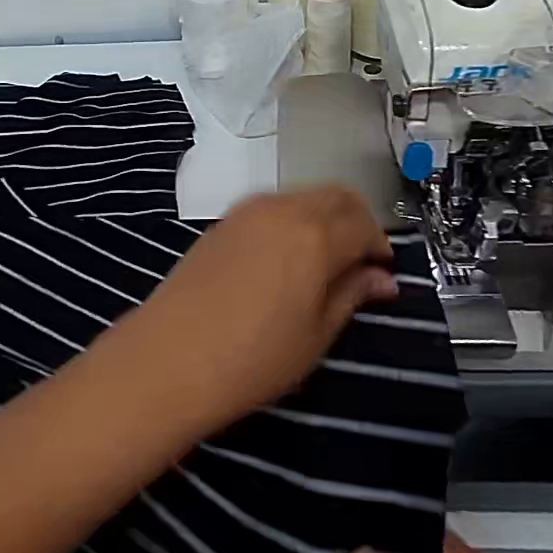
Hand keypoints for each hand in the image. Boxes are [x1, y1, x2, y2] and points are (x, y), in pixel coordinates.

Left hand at [108, 186, 397, 432]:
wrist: (169, 356)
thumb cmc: (253, 357)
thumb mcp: (316, 334)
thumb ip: (352, 294)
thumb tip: (383, 278)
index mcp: (316, 234)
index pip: (363, 224)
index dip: (379, 245)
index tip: (382, 271)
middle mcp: (285, 208)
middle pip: (336, 195)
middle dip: (358, 219)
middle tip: (362, 257)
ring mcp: (250, 208)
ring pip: (304, 195)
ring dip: (326, 214)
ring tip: (326, 257)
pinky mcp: (225, 218)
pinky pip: (274, 204)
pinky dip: (295, 217)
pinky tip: (288, 253)